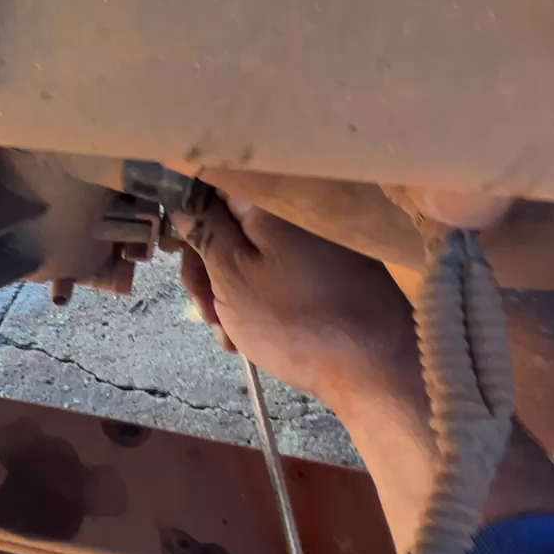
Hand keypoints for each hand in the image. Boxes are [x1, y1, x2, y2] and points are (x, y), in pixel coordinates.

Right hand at [176, 194, 421, 408]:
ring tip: (226, 335)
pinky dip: (255, 298)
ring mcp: (317, 240)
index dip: (188, 217)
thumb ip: (204, 232)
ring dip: (225, 291)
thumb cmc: (295, 320)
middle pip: (229, 223)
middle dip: (205, 267)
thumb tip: (183, 201)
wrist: (376, 369)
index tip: (177, 252)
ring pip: (250, 252)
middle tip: (202, 312)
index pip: (214, 185)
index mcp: (272, 202)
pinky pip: (277, 271)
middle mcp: (298, 210)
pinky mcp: (330, 268)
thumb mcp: (232, 276)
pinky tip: (247, 335)